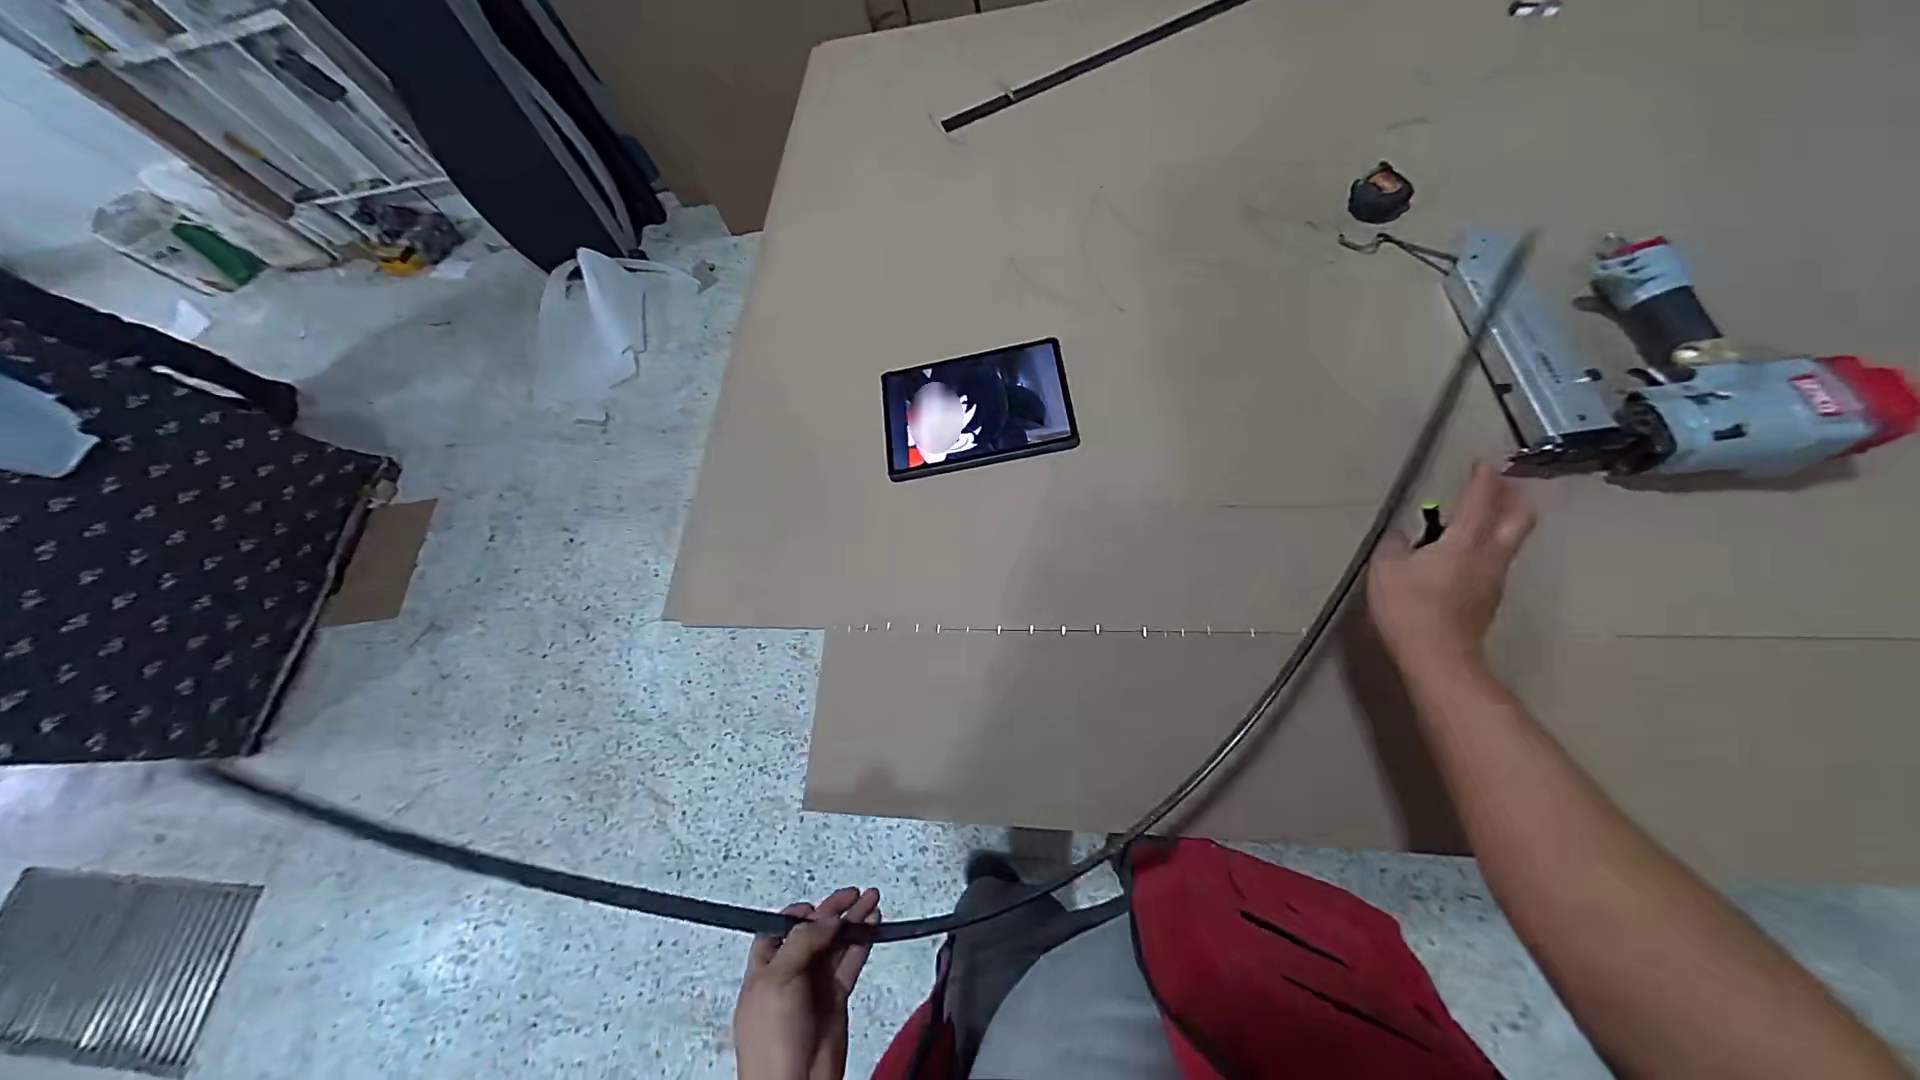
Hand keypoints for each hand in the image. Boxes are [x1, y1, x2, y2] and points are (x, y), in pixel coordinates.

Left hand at [734, 887, 881, 1079]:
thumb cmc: (770, 1043)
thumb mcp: (778, 980)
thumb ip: (802, 942)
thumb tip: (826, 919)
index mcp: (766, 968)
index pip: (781, 929)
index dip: (799, 913)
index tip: (818, 906)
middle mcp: (791, 973)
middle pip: (815, 931)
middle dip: (834, 910)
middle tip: (854, 894)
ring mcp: (815, 985)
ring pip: (837, 943)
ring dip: (854, 920)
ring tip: (871, 900)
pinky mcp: (836, 997)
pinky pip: (851, 961)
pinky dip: (863, 941)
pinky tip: (874, 925)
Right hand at [1367, 462, 1534, 670]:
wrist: (1437, 655)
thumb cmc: (1409, 607)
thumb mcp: (1385, 569)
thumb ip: (1394, 545)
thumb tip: (1401, 537)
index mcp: (1465, 542)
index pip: (1481, 501)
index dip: (1483, 479)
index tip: (1484, 464)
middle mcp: (1489, 555)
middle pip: (1518, 518)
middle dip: (1513, 496)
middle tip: (1502, 484)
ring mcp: (1494, 579)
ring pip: (1510, 540)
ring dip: (1503, 521)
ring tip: (1484, 515)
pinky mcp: (1489, 598)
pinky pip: (1496, 561)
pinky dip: (1489, 546)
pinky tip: (1467, 553)